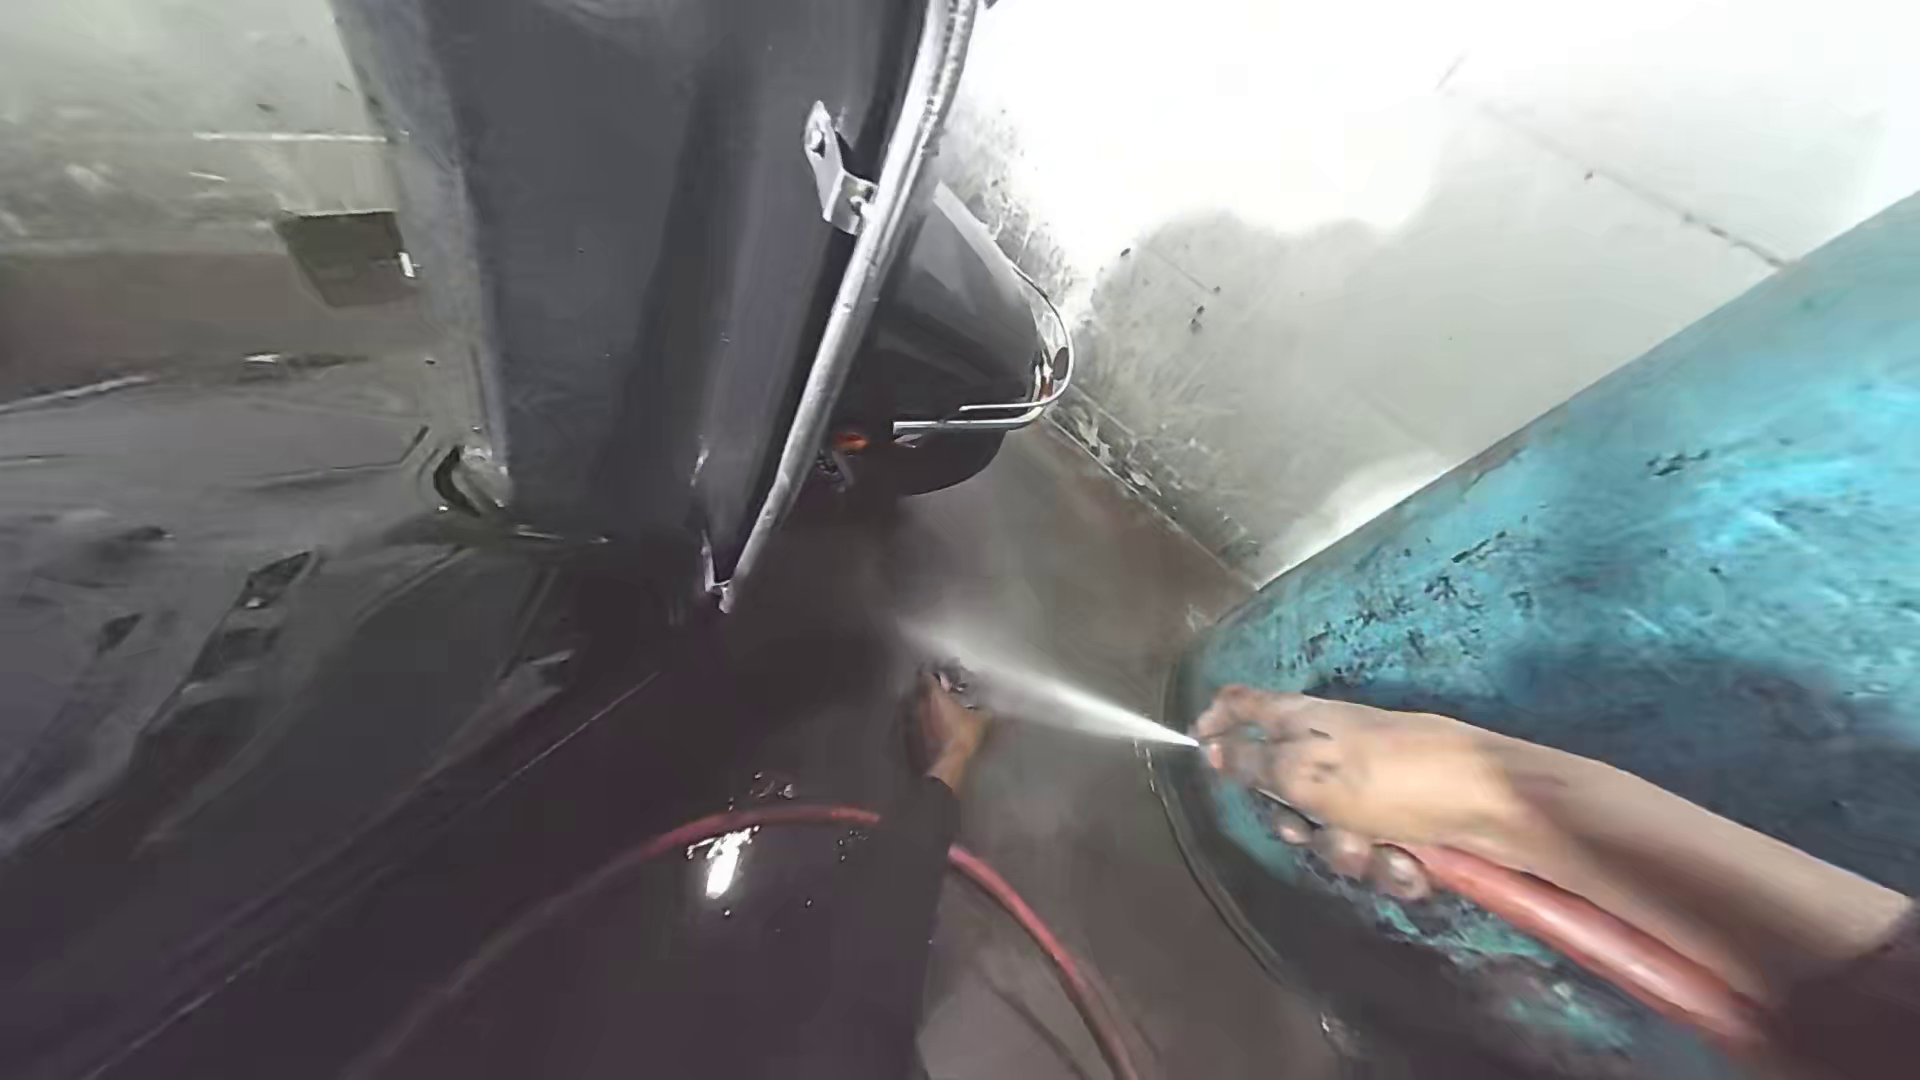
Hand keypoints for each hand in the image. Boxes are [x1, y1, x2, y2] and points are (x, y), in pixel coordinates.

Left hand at [920, 670, 990, 792]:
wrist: (945, 765)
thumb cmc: (961, 737)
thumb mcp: (979, 721)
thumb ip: (982, 711)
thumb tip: (988, 709)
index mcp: (933, 695)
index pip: (928, 677)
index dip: (935, 677)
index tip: (944, 682)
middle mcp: (919, 704)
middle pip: (920, 691)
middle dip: (930, 693)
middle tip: (943, 697)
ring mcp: (912, 720)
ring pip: (917, 707)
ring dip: (926, 708)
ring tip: (940, 714)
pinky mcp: (910, 735)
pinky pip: (916, 723)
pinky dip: (923, 723)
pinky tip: (934, 729)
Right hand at [1196, 686, 1556, 899]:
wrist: (1493, 803)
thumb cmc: (1380, 775)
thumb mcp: (1299, 771)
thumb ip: (1248, 762)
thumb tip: (1208, 748)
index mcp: (1296, 719)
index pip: (1239, 702)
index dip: (1214, 719)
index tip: (1200, 748)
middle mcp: (1324, 747)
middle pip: (1277, 783)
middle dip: (1290, 819)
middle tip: (1304, 828)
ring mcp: (1364, 783)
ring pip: (1325, 826)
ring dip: (1345, 850)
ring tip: (1377, 852)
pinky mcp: (1401, 818)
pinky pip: (1369, 846)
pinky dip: (1386, 863)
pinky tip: (1409, 866)